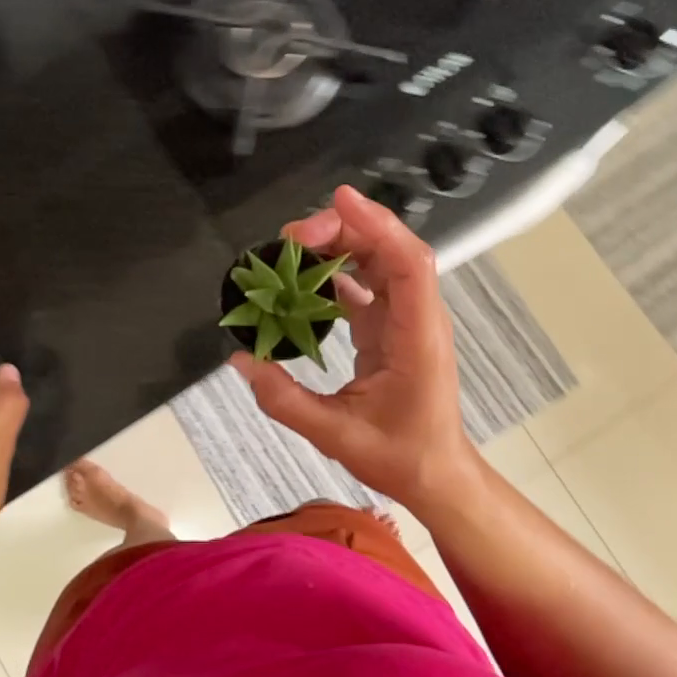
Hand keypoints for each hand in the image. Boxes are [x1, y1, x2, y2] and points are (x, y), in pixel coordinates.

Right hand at [231, 184, 475, 506]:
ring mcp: (404, 319)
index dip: (377, 225)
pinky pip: (364, 283)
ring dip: (337, 245)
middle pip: (387, 250)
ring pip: (376, 261)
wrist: (436, 474)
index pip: (407, 264)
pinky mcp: (389, 326)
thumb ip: (285, 400)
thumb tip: (240, 359)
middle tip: (290, 237)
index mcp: (415, 336)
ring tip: (290, 248)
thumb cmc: (400, 456)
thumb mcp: (336, 435)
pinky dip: (335, 271)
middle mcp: (415, 317)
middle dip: (343, 230)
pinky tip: (302, 275)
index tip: (339, 201)